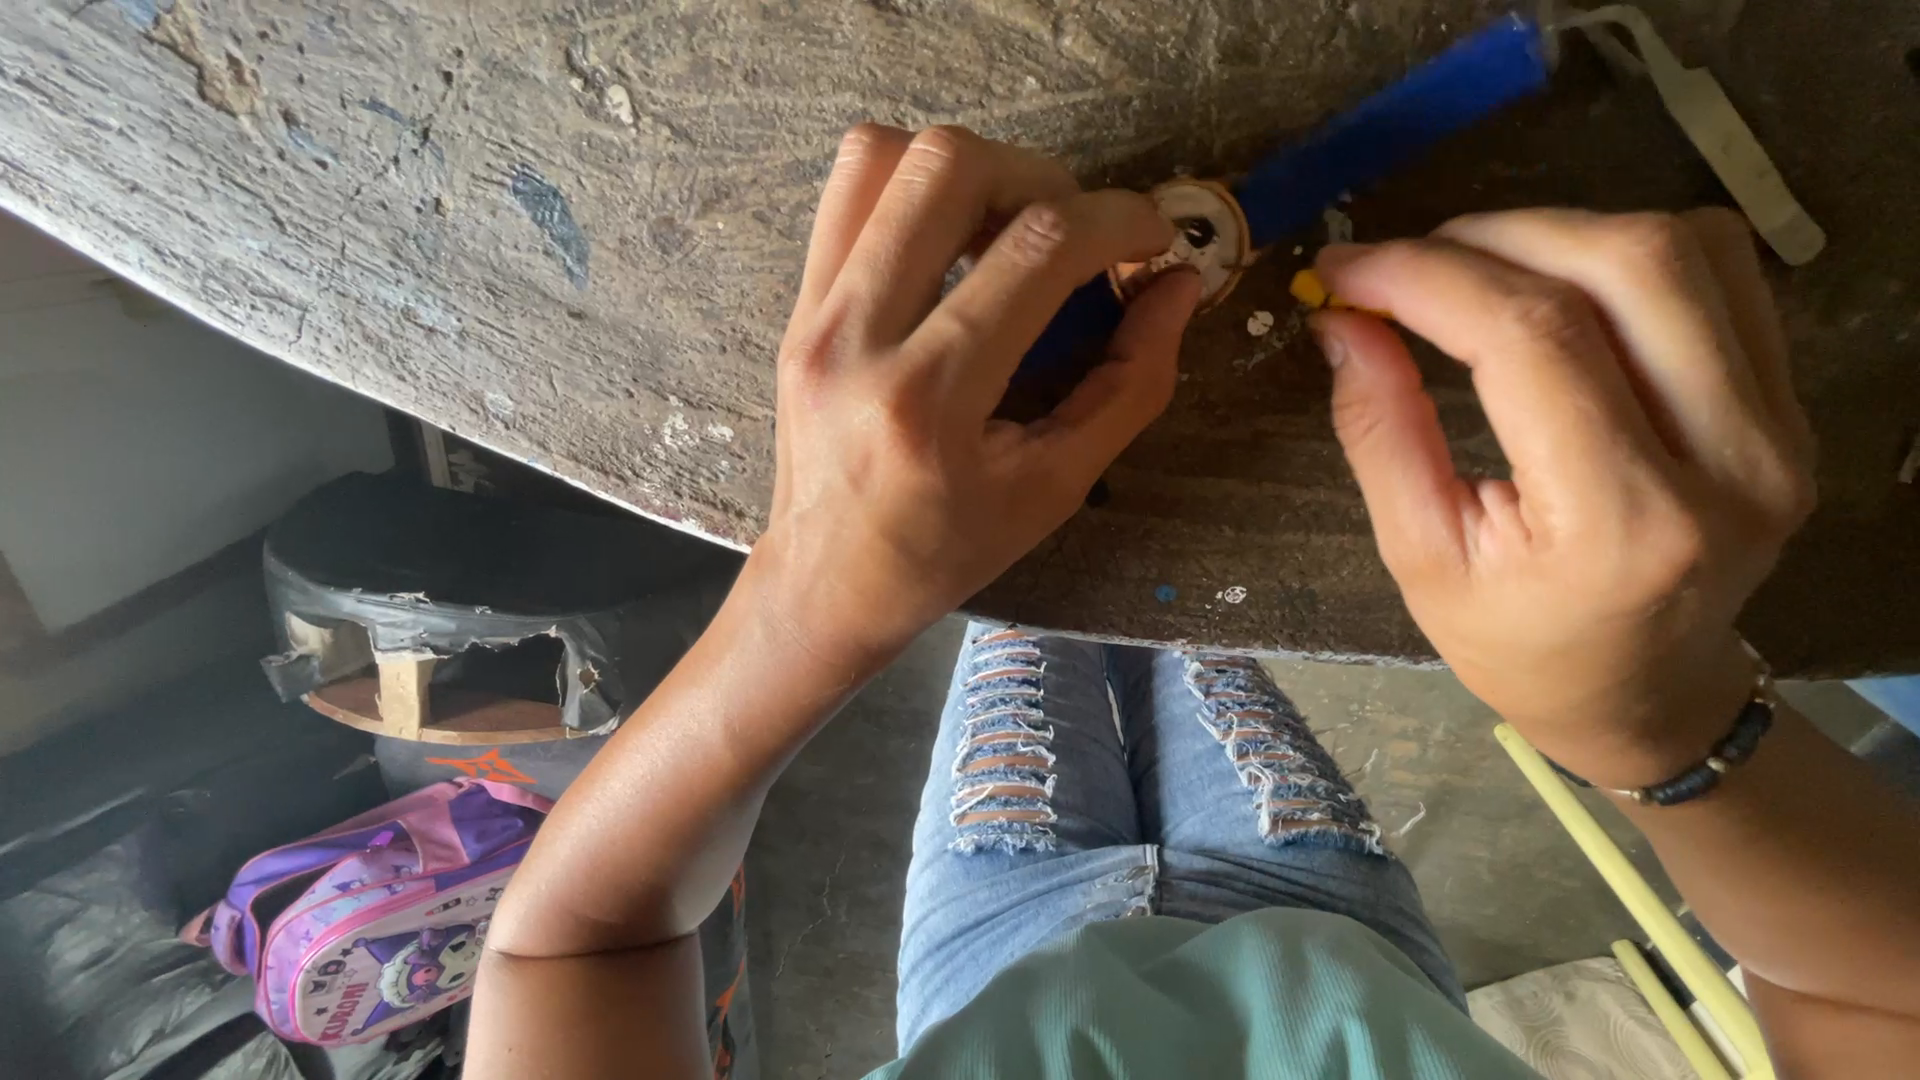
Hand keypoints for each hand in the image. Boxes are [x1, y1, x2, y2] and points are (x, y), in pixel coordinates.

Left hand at [750, 124, 1201, 670]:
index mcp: (930, 398)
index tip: (1149, 241)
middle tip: (1073, 235)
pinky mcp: (796, 310)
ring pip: (884, 156)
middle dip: (1041, 177)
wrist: (828, 582)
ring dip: (970, 170)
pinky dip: (911, 188)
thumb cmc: (945, 551)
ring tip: (1008, 230)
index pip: (1037, 249)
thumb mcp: (1053, 489)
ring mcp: (813, 316)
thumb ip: (1128, 386)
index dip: (1117, 221)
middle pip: (949, 167)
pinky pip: (847, 195)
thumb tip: (1177, 288)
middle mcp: (858, 338)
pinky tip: (950, 243)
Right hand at [1311, 208, 1815, 786]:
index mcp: (1619, 518)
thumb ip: (1380, 431)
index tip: (1342, 270)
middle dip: (1485, 239)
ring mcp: (1780, 423)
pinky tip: (1541, 284)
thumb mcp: (1416, 553)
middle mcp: (1729, 456)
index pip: (1529, 341)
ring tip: (1459, 267)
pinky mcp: (1790, 401)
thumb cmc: (1508, 640)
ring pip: (1683, 250)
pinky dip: (1610, 251)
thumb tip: (1343, 325)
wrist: (1640, 690)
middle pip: (1624, 268)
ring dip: (1550, 233)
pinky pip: (1716, 274)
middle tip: (1395, 263)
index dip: (1424, 280)